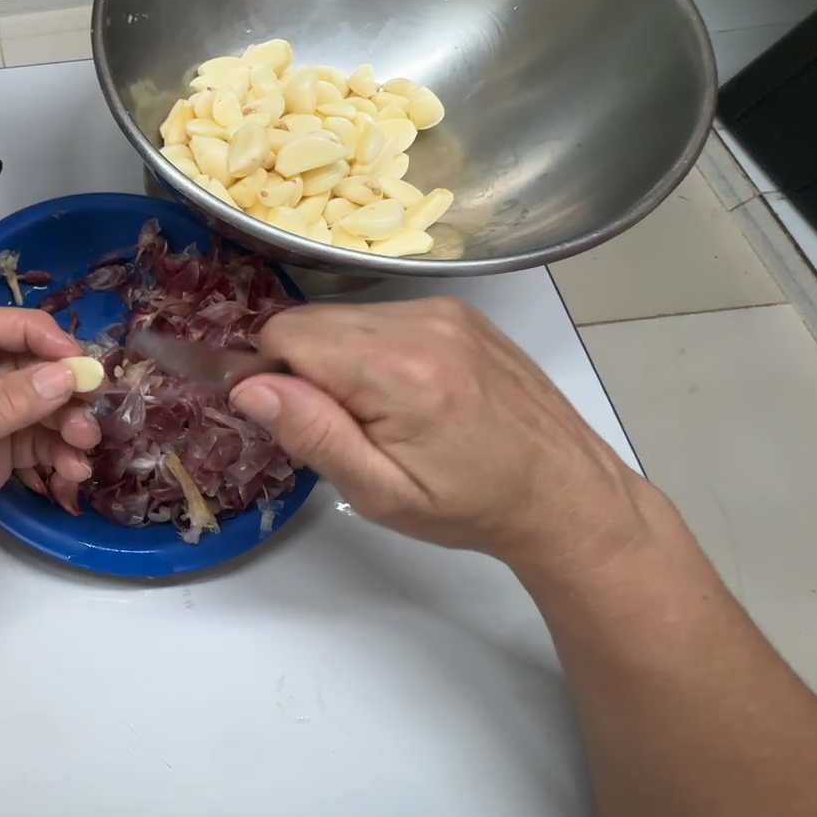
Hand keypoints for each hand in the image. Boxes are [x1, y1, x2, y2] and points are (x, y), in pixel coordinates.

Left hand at [0, 306, 102, 599]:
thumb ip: (4, 404)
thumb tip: (64, 374)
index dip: (32, 332)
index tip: (74, 354)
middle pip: (16, 366)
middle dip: (57, 382)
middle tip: (93, 402)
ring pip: (31, 406)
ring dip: (63, 420)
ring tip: (85, 443)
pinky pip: (32, 444)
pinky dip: (55, 453)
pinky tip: (72, 470)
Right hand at [229, 298, 645, 569]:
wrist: (569, 496)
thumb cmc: (468, 506)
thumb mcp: (378, 491)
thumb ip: (311, 433)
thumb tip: (247, 387)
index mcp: (399, 372)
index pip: (283, 337)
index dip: (268, 374)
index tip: (293, 417)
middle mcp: (420, 324)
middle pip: (305, 321)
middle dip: (297, 365)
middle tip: (334, 420)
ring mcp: (441, 311)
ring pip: (333, 316)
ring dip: (328, 355)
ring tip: (369, 407)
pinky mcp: (453, 310)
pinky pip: (370, 314)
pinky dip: (360, 345)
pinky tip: (394, 386)